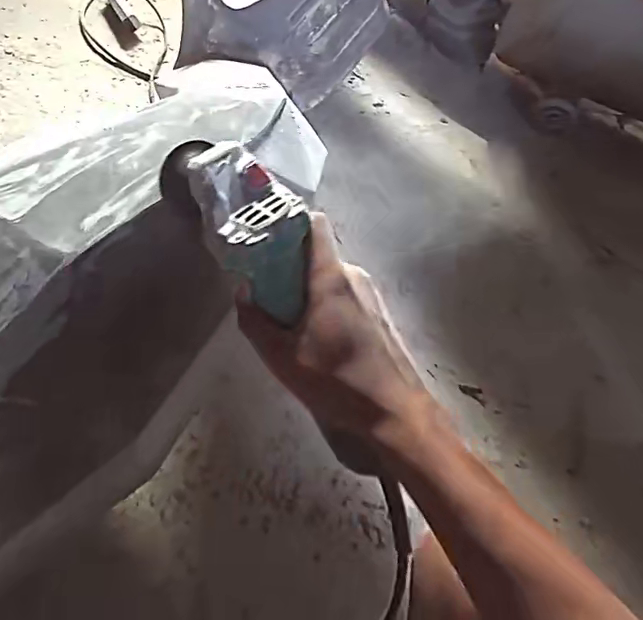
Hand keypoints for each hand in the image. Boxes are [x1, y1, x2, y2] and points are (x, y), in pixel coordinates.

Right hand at [237, 213, 437, 444]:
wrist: (400, 421)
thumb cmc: (338, 382)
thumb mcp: (280, 356)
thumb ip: (253, 320)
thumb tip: (243, 291)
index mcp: (331, 277)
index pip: (313, 225)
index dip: (288, 222)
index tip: (264, 234)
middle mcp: (355, 277)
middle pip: (315, 255)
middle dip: (289, 266)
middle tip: (266, 289)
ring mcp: (373, 297)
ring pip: (329, 278)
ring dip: (307, 290)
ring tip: (288, 319)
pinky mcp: (381, 318)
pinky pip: (345, 296)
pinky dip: (325, 305)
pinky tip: (316, 338)